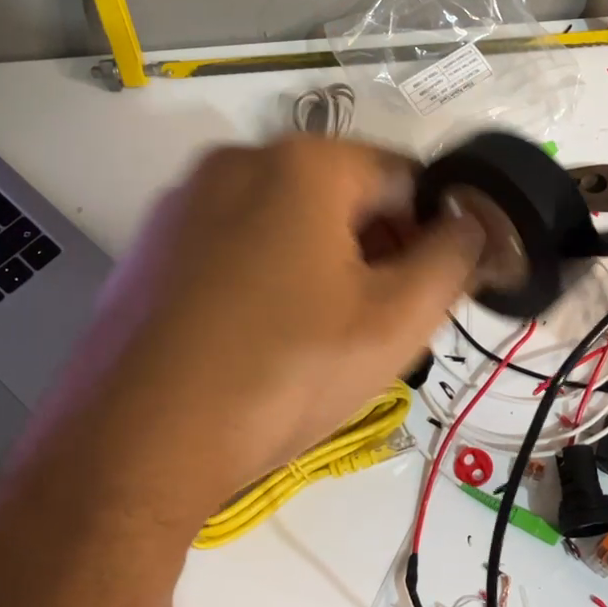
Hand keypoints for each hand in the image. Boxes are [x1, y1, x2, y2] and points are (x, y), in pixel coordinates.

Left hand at [38, 136, 483, 511]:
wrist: (134, 446)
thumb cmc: (282, 373)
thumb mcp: (396, 321)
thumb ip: (454, 257)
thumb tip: (473, 222)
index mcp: (303, 163)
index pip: (407, 177)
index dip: (435, 235)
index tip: (430, 297)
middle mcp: (237, 160)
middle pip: (344, 196)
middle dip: (379, 252)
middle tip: (381, 327)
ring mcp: (182, 203)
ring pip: (289, 223)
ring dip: (326, 268)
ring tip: (321, 343)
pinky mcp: (149, 248)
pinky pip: (237, 247)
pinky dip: (270, 279)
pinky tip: (263, 341)